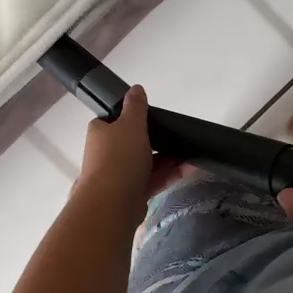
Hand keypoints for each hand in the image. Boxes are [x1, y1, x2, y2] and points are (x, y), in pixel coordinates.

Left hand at [76, 87, 189, 211]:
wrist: (112, 204)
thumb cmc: (119, 157)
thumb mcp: (131, 124)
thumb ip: (136, 106)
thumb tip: (135, 88)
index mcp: (100, 133)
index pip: (111, 121)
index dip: (128, 118)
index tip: (149, 117)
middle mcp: (106, 154)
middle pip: (132, 142)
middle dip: (156, 140)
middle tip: (176, 135)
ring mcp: (119, 176)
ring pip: (146, 162)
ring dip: (168, 158)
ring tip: (191, 153)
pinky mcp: (132, 193)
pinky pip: (154, 179)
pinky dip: (170, 174)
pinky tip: (191, 168)